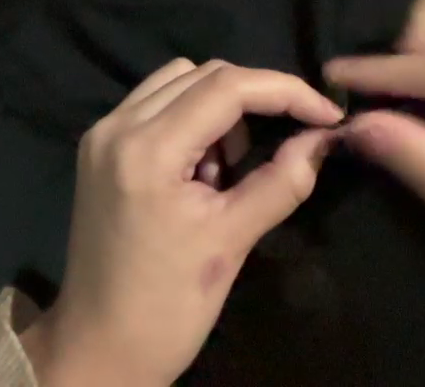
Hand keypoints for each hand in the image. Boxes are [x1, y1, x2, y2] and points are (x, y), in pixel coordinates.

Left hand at [23, 60, 344, 386]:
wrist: (98, 350)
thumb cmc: (167, 306)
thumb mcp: (231, 242)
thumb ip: (281, 181)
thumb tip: (322, 139)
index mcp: (147, 148)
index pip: (226, 87)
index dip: (284, 91)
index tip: (326, 114)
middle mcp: (118, 124)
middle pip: (203, 74)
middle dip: (255, 96)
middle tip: (289, 137)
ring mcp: (103, 131)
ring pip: (179, 80)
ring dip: (220, 104)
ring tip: (234, 164)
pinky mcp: (100, 144)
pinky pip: (156, 102)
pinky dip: (191, 116)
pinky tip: (203, 164)